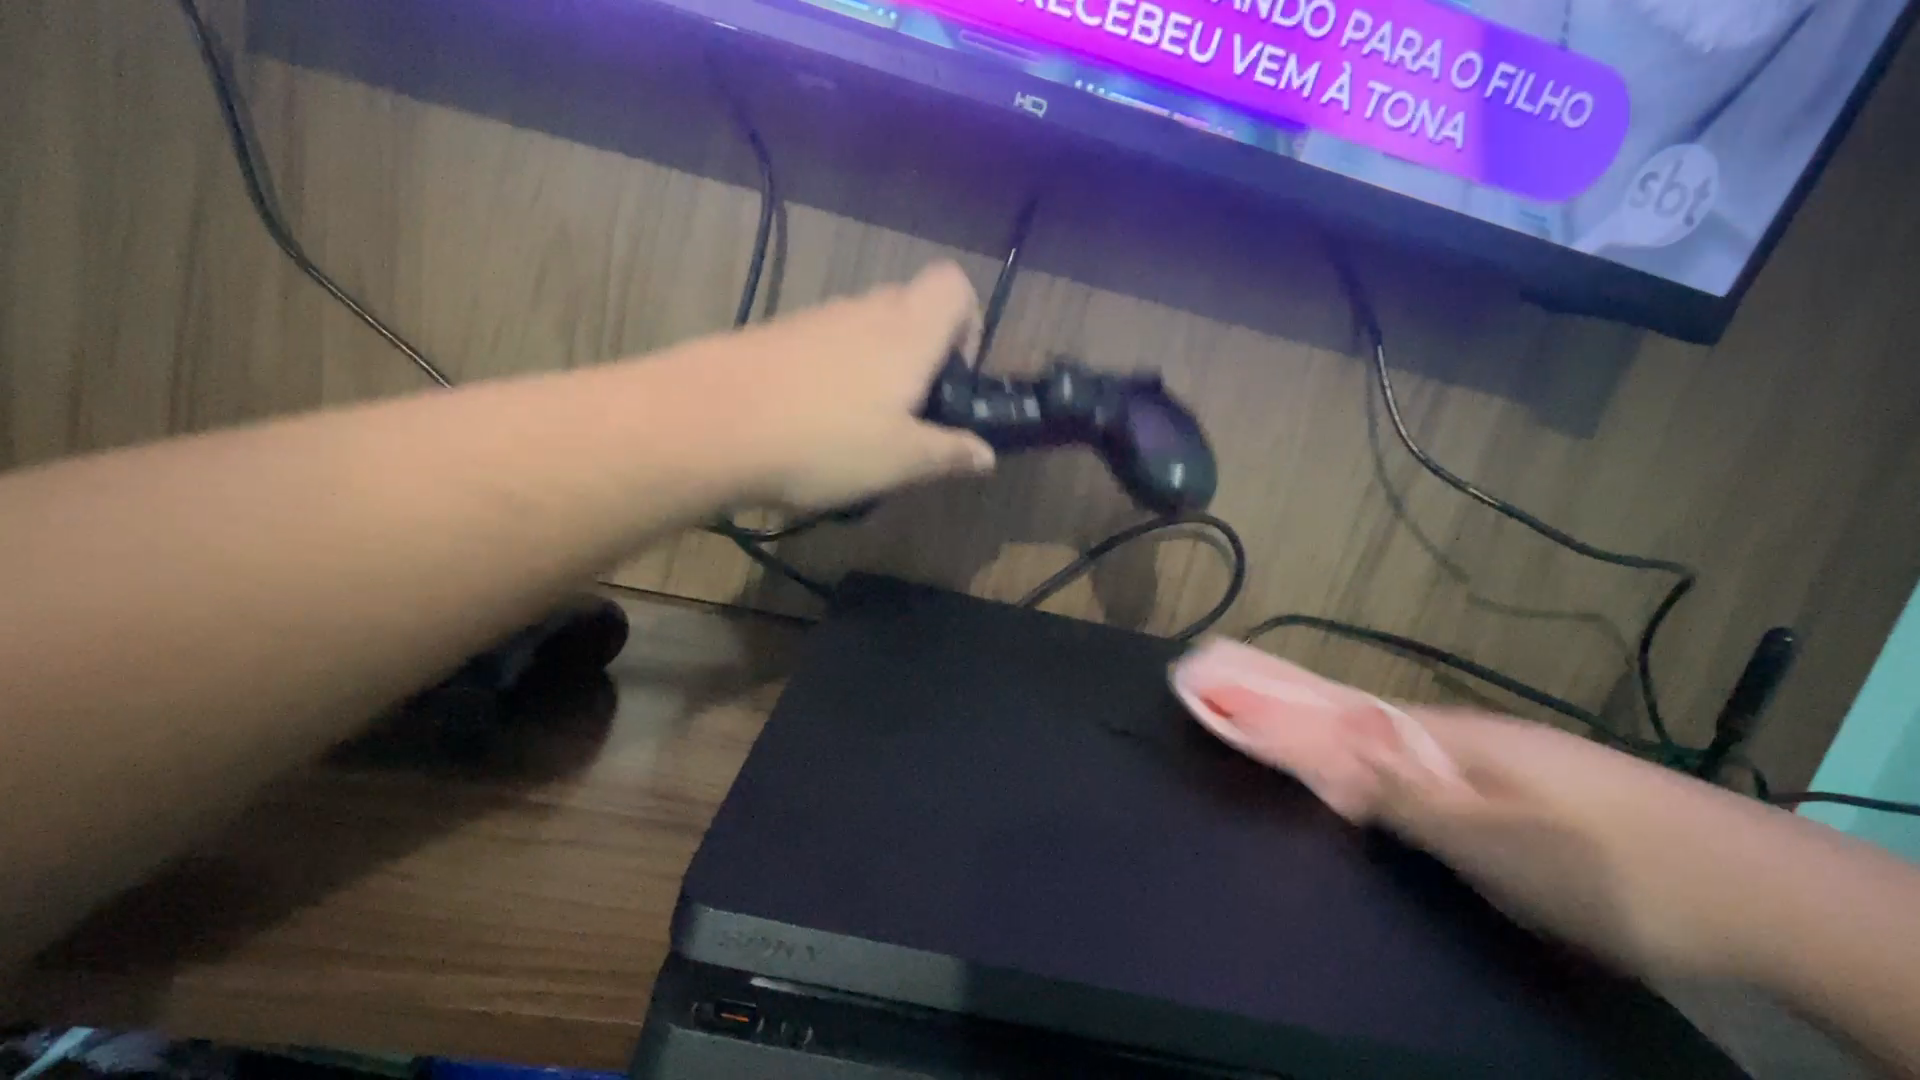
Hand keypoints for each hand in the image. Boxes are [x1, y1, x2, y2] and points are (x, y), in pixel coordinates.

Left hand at [698, 261, 996, 509]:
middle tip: (910, 413)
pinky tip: (810, 425)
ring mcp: (814, 319)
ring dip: (873, 368)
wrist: (709, 422)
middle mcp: (865, 311)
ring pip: (862, 329)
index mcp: (909, 331)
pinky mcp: (774, 337)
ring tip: (857, 430)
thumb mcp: (899, 461)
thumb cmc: (824, 440)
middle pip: (909, 307)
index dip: (968, 323)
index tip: (954, 377)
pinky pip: (821, 346)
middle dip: (920, 354)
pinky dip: (830, 376)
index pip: (955, 284)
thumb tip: (986, 453)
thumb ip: (948, 453)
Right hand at [1362, 711, 1777, 982]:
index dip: (1323, 733)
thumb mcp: (1488, 839)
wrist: (1759, 895)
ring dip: (1407, 789)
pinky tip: (1461, 841)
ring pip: (1443, 769)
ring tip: (1382, 827)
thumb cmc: (1597, 864)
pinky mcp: (1565, 799)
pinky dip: (1452, 808)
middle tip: (1328, 805)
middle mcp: (1493, 740)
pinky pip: (1481, 793)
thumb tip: (1326, 752)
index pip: (1367, 718)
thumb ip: (1404, 797)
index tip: (1284, 757)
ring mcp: (1535, 766)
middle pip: (1400, 741)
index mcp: (1464, 738)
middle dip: (1361, 765)